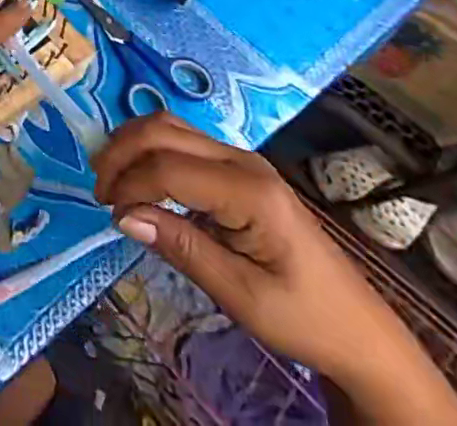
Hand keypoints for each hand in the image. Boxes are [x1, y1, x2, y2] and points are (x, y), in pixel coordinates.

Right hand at [94, 115, 456, 424]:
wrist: (358, 329)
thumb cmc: (303, 317)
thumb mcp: (241, 295)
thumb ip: (182, 248)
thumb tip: (122, 216)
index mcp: (249, 191)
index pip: (169, 168)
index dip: (130, 185)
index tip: (109, 215)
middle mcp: (243, 161)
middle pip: (165, 131)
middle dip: (122, 152)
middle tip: (98, 190)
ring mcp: (242, 160)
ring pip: (171, 127)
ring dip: (132, 146)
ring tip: (110, 182)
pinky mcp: (238, 169)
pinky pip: (184, 143)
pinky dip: (151, 152)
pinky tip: (139, 180)